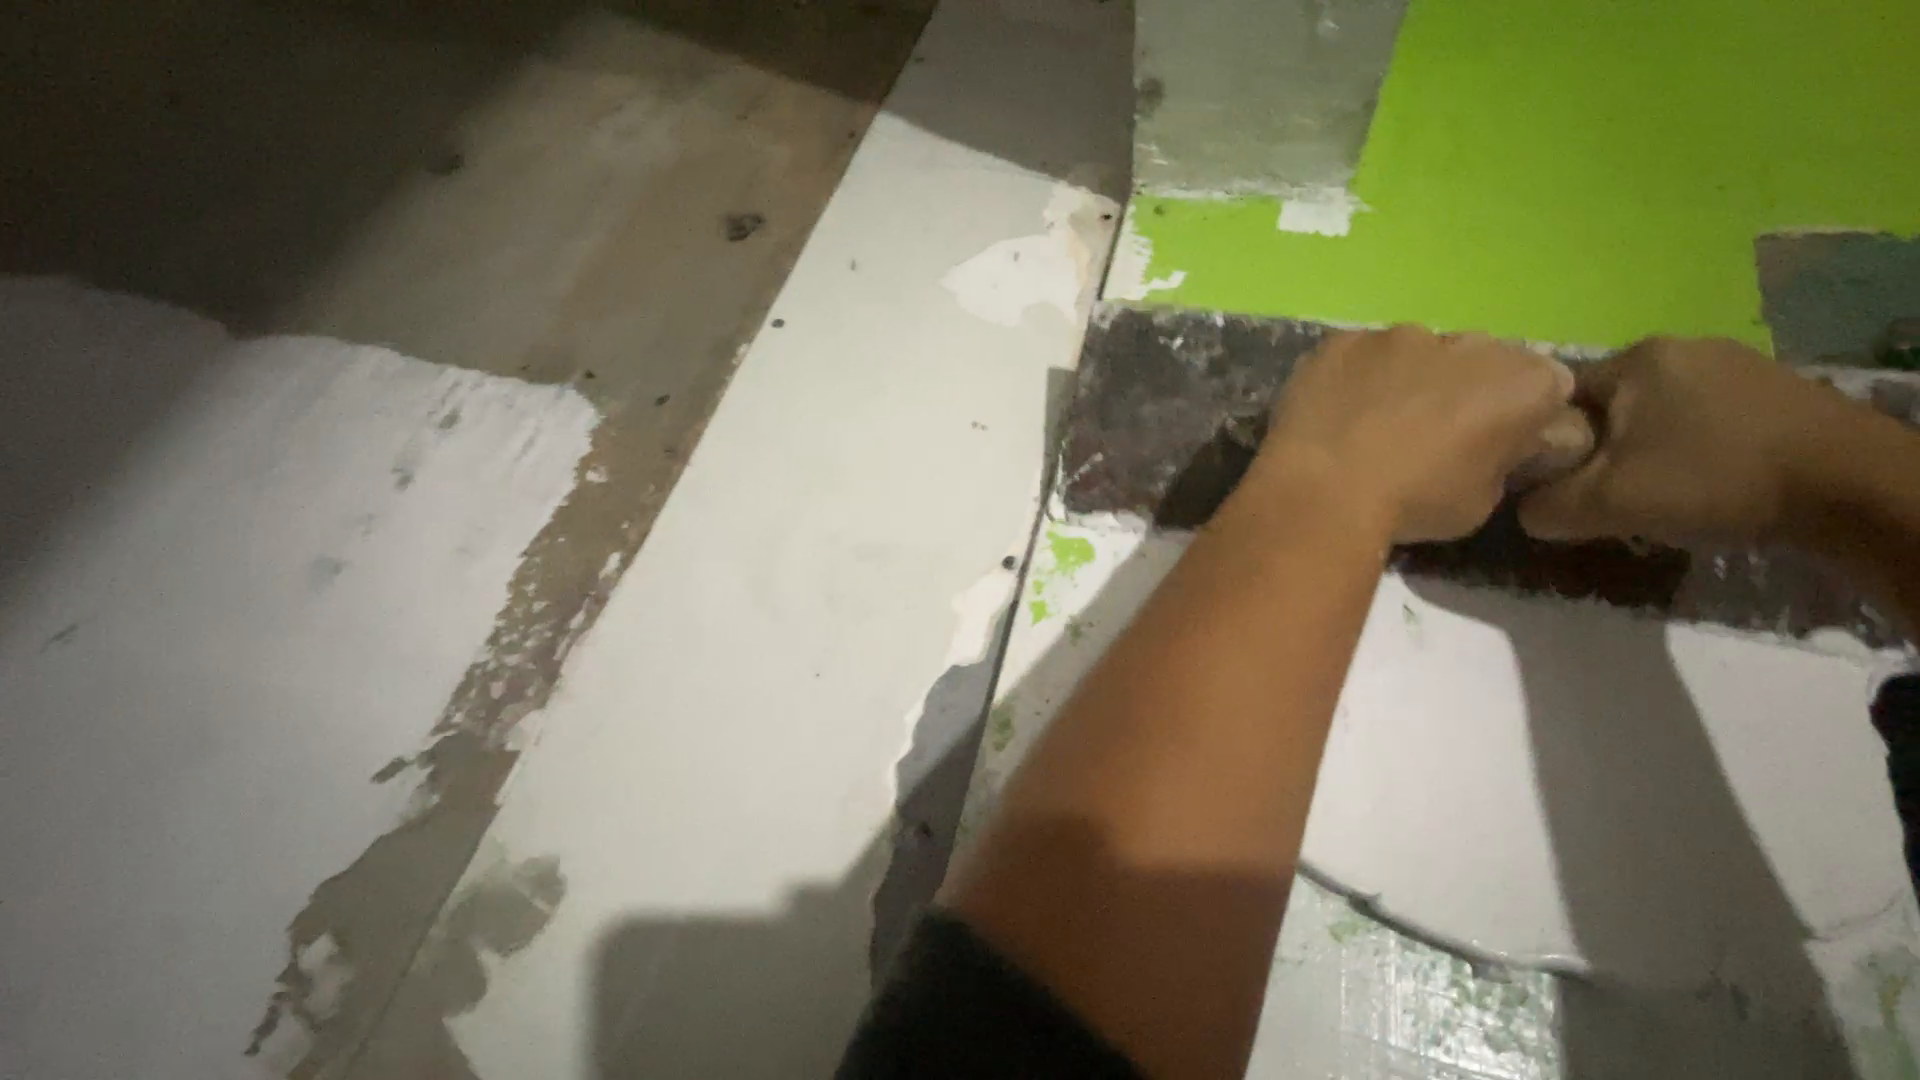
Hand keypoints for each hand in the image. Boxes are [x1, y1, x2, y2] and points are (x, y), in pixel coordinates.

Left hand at [1256, 325, 1574, 541]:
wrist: (1323, 489)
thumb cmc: (1412, 503)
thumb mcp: (1482, 502)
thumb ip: (1498, 460)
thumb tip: (1488, 448)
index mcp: (1524, 382)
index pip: (1546, 386)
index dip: (1519, 414)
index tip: (1492, 440)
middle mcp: (1471, 343)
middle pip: (1477, 361)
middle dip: (1460, 389)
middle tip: (1425, 433)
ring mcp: (1401, 335)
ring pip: (1414, 352)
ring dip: (1404, 378)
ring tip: (1369, 422)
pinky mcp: (1344, 340)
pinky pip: (1359, 355)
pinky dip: (1352, 376)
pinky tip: (1333, 410)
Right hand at [1518, 337, 1860, 545]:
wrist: (1856, 491)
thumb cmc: (1712, 481)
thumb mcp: (1602, 505)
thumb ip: (1541, 508)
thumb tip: (1525, 509)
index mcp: (1635, 358)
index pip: (1555, 398)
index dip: (1543, 444)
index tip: (1553, 483)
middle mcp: (1683, 347)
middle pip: (1606, 406)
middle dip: (1595, 451)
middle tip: (1600, 495)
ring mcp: (1737, 364)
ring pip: (1653, 415)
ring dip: (1641, 453)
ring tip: (1651, 494)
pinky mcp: (1776, 391)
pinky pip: (1700, 420)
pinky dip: (1687, 451)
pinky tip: (1701, 484)